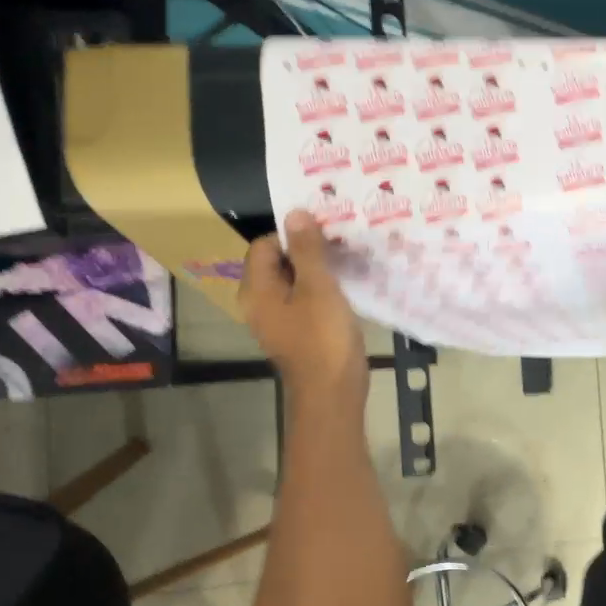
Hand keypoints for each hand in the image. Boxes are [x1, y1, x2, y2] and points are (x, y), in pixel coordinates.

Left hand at [240, 210, 368, 409]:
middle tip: (342, 248)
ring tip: (348, 267)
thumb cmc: (323, 338)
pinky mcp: (297, 333)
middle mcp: (260, 303)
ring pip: (294, 283)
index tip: (328, 236)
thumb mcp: (319, 289)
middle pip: (278, 263)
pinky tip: (346, 294)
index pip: (265, 246)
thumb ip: (308, 251)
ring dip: (318, 273)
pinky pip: (305, 301)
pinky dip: (323, 292)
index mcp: (257, 290)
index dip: (294, 236)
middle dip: (309, 253)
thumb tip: (296, 213)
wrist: (331, 392)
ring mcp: (278, 320)